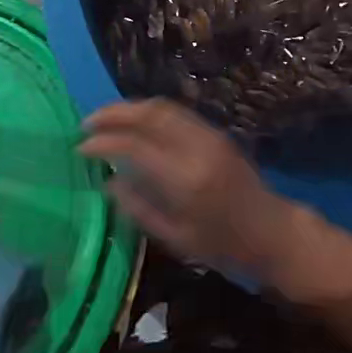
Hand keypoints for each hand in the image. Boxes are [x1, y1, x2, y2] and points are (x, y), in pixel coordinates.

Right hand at [80, 100, 325, 289]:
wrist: (270, 230)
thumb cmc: (221, 245)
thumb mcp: (174, 237)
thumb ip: (138, 208)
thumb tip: (108, 181)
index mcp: (185, 179)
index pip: (135, 146)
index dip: (103, 142)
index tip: (81, 148)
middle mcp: (197, 148)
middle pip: (150, 114)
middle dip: (115, 113)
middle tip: (87, 124)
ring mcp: (210, 135)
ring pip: (164, 107)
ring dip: (132, 108)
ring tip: (106, 120)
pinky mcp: (217, 132)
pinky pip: (178, 113)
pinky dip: (152, 112)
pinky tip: (135, 124)